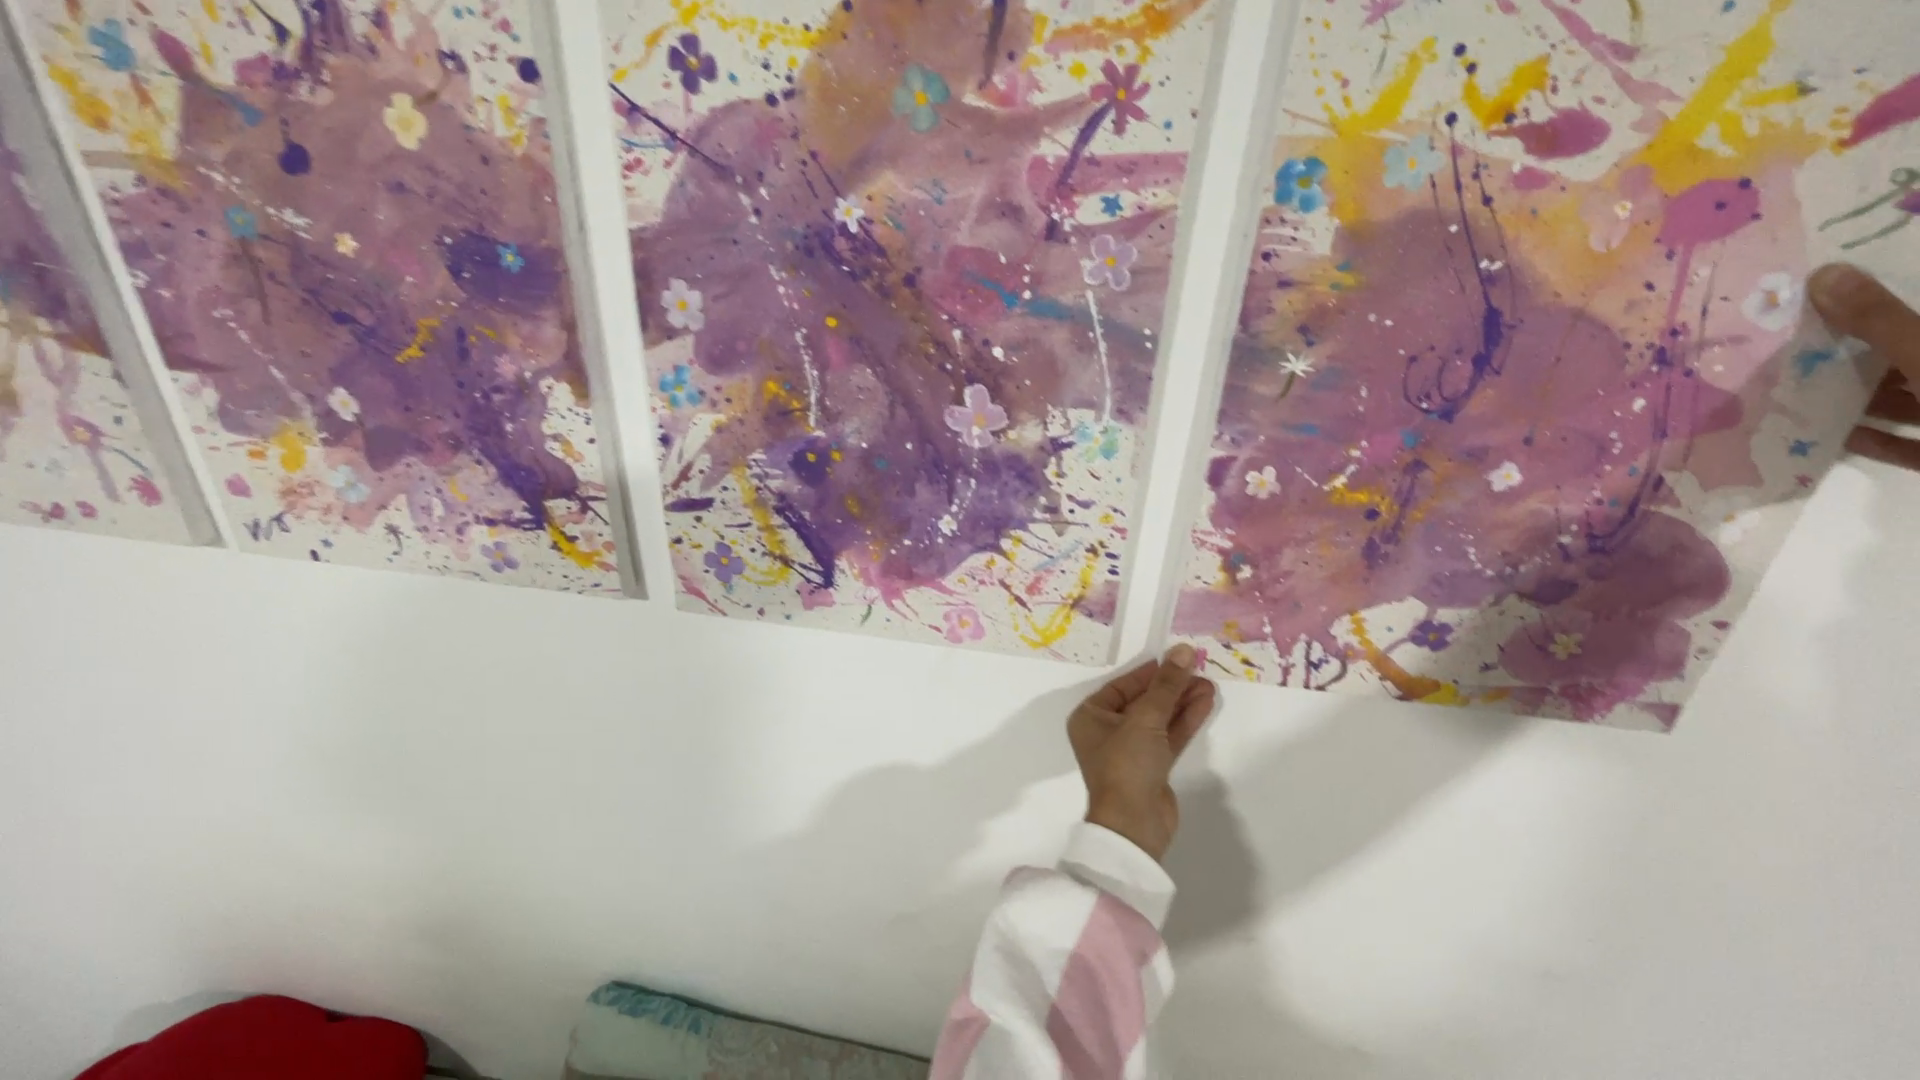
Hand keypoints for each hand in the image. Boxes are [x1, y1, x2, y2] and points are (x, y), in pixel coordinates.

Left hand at [1067, 644, 1217, 861]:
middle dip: (1171, 687)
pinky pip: (1168, 735)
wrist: (1134, 824)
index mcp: (1090, 717)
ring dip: (1182, 702)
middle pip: (1143, 701)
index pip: (1122, 686)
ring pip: (1159, 718)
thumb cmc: (1127, 764)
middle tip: (1199, 668)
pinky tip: (1205, 703)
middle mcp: (1107, 731)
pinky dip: (1185, 720)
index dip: (1149, 672)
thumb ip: (1167, 685)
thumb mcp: (1146, 719)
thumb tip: (1183, 650)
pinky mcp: (1152, 766)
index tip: (1175, 657)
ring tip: (1209, 684)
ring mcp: (1131, 750)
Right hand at [1810, 264, 1919, 469]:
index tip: (1830, 297)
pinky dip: (1875, 439)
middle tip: (1801, 346)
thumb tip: (1824, 274)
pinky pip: (1912, 443)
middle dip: (1861, 353)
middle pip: (1914, 355)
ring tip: (1802, 392)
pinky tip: (1833, 436)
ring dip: (1860, 399)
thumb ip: (1881, 319)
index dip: (1884, 301)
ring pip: (1912, 399)